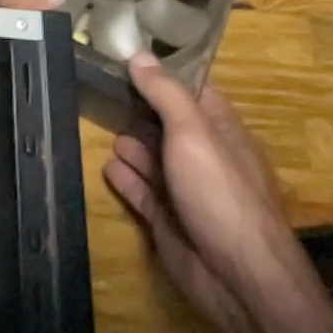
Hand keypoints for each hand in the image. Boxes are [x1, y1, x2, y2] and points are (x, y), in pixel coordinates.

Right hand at [101, 54, 312, 332]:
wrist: (236, 277)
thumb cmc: (220, 195)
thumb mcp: (194, 134)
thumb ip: (165, 94)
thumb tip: (138, 55)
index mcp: (221, 133)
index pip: (192, 93)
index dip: (162, 74)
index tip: (123, 55)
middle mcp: (203, 157)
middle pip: (166, 124)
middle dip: (136, 108)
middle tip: (96, 86)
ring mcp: (185, 189)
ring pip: (150, 158)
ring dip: (128, 143)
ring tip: (96, 122)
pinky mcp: (166, 218)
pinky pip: (139, 190)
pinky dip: (123, 178)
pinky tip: (107, 166)